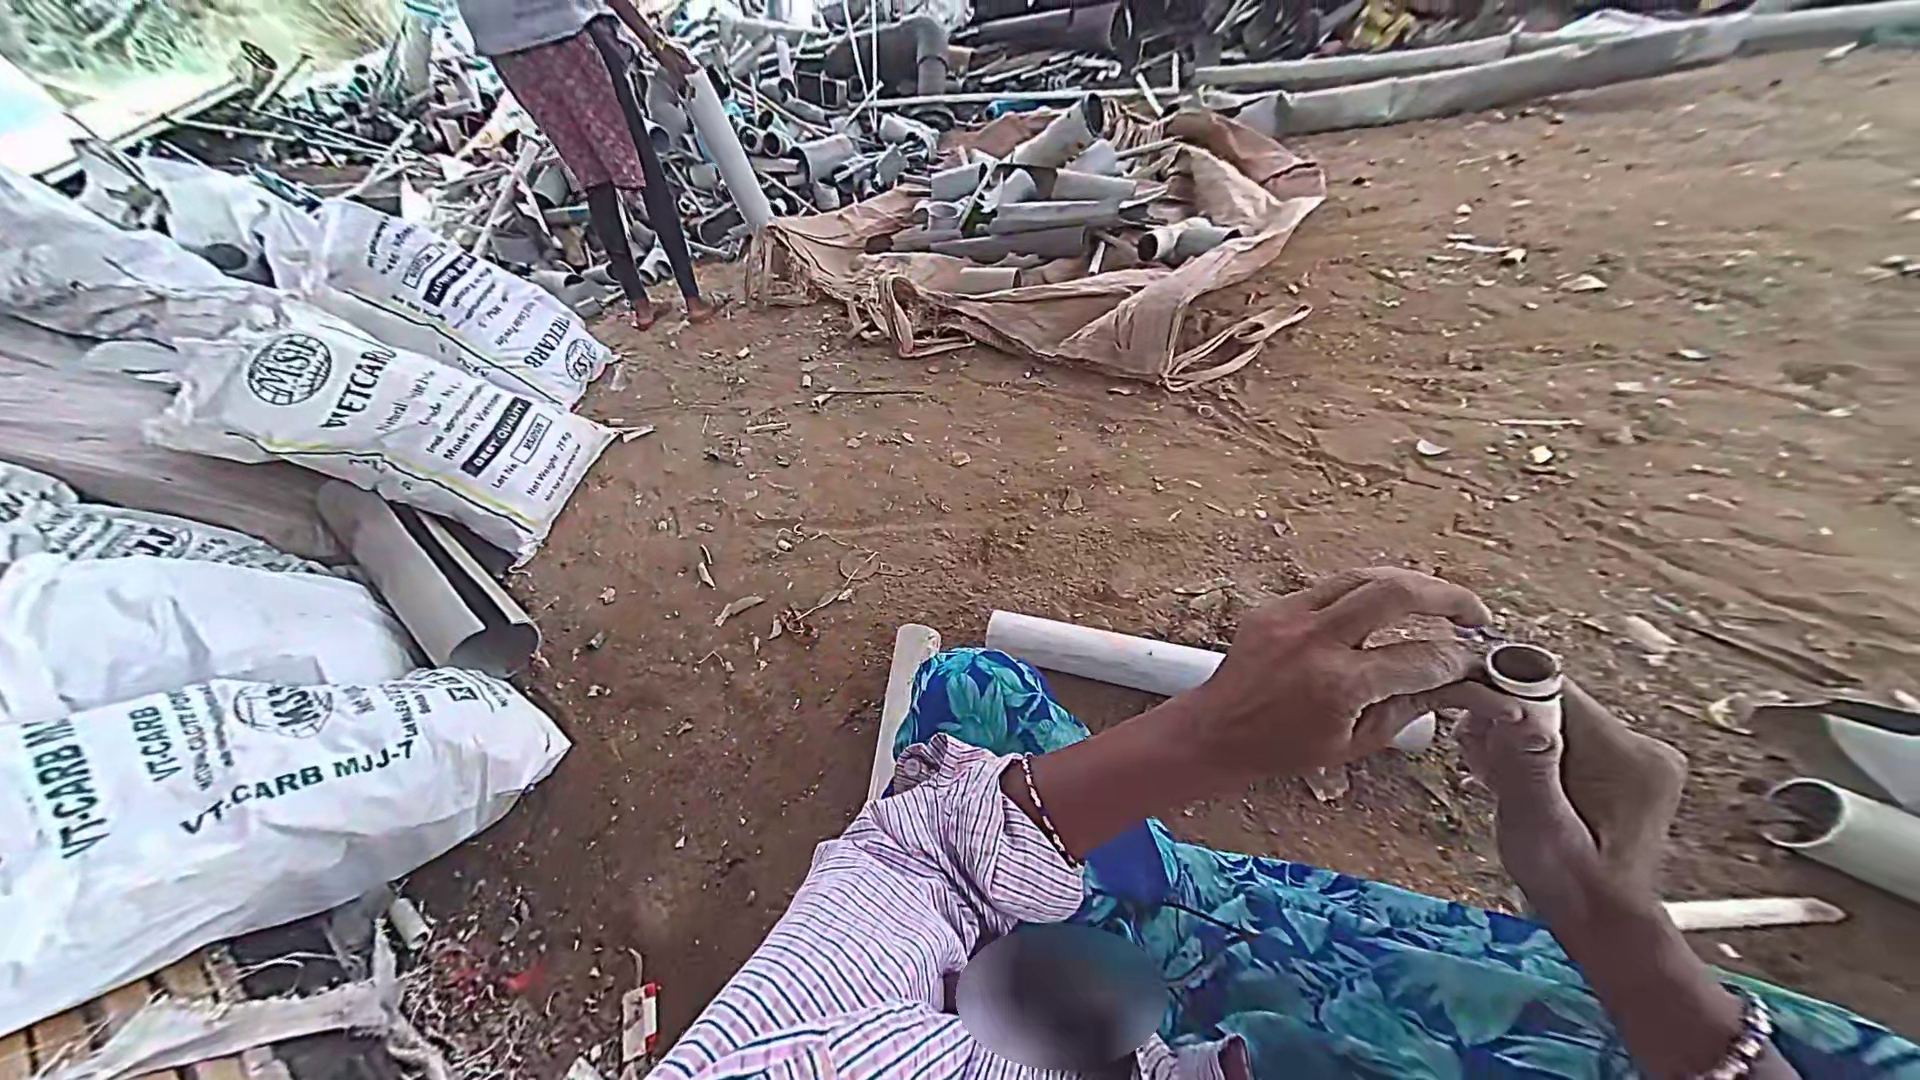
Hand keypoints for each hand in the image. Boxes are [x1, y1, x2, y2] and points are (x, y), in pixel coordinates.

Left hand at [1187, 567, 1518, 777]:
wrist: (1218, 728)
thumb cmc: (1285, 746)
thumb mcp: (1358, 739)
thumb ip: (1413, 705)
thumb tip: (1466, 683)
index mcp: (1338, 683)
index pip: (1421, 658)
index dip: (1461, 659)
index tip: (1479, 660)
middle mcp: (1312, 640)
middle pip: (1394, 592)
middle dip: (1447, 596)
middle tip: (1472, 614)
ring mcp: (1286, 617)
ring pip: (1360, 577)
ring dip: (1406, 584)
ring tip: (1436, 601)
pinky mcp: (1271, 608)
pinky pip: (1327, 588)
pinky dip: (1362, 592)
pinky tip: (1383, 606)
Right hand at [1458, 680, 1797, 1079]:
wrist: (1600, 920)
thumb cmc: (1569, 880)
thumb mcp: (1537, 823)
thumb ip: (1526, 764)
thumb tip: (1508, 706)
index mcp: (1630, 756)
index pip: (1549, 689)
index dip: (1499, 700)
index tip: (1477, 736)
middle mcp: (1639, 745)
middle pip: (1542, 700)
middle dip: (1499, 725)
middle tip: (1487, 768)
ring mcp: (1627, 753)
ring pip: (1540, 714)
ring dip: (1504, 738)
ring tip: (1499, 778)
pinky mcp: (1612, 761)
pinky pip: (1548, 731)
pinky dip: (1518, 747)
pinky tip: (1512, 778)